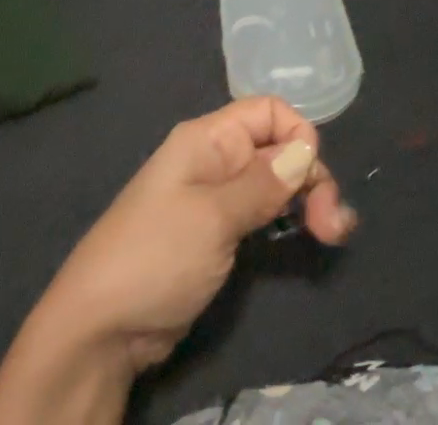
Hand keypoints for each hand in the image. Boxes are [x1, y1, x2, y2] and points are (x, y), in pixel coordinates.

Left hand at [0, 97, 354, 424]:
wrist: (104, 325)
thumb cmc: (156, 256)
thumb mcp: (213, 216)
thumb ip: (262, 182)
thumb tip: (305, 149)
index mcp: (207, 140)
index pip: (268, 112)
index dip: (298, 136)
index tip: (311, 179)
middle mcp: (215, 160)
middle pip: (279, 149)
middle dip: (312, 177)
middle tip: (331, 225)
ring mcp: (218, 199)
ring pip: (277, 183)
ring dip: (310, 200)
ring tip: (333, 235)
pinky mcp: (222, 235)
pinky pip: (265, 214)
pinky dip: (292, 221)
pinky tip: (314, 238)